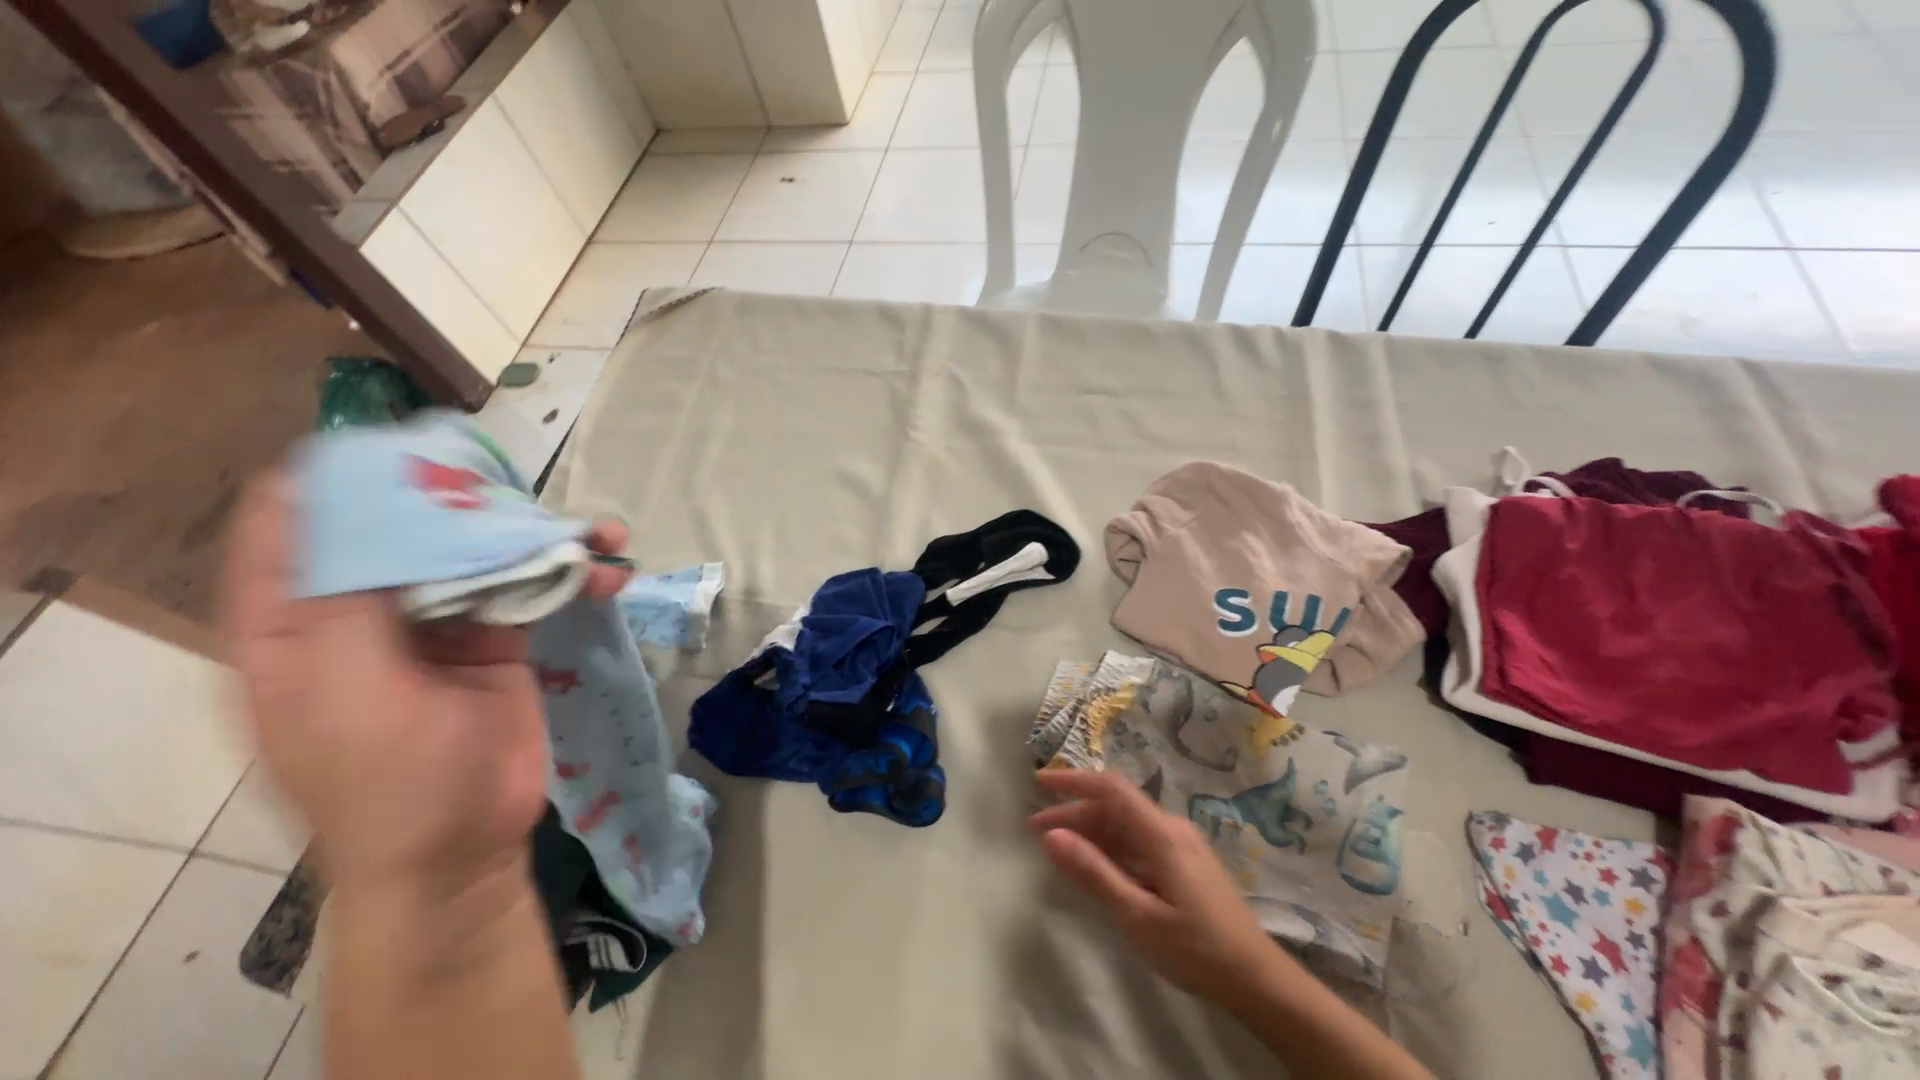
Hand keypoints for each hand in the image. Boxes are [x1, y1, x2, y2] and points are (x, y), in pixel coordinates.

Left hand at [221, 472, 634, 892]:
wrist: (461, 857)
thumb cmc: (387, 785)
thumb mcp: (345, 691)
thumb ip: (345, 595)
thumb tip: (351, 497)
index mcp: (295, 621)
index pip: (296, 522)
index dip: (339, 478)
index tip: (400, 451)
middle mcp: (360, 610)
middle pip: (401, 524)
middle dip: (459, 498)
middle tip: (513, 483)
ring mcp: (433, 623)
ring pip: (477, 550)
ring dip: (533, 535)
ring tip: (592, 528)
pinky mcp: (494, 639)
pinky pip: (530, 587)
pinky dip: (570, 575)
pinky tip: (609, 571)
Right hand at [1029, 768, 1287, 1005]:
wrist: (1256, 978)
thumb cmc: (1196, 949)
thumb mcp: (1138, 916)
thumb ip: (1094, 872)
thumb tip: (1051, 835)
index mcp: (1162, 835)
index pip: (1111, 789)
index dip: (1073, 780)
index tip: (1038, 783)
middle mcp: (1172, 830)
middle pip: (1116, 806)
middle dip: (1074, 812)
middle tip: (1035, 831)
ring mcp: (1181, 846)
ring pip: (1126, 825)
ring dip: (1090, 831)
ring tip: (1056, 848)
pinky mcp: (1184, 864)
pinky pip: (1139, 842)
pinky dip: (1110, 847)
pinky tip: (1093, 865)